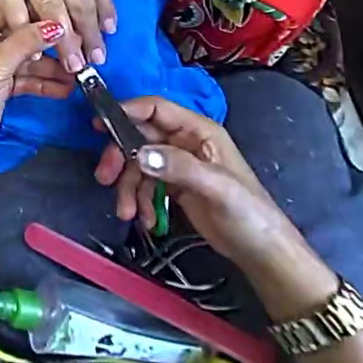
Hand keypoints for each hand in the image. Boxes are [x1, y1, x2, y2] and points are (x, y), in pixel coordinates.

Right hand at [0, 0, 115, 73]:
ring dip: (64, 40)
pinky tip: (34, 48)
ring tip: (74, 63)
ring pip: (49, 9)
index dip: (106, 9)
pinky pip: (12, 6)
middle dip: (90, 34)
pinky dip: (24, 29)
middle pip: (77, 0)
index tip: (110, 31)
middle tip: (97, 59)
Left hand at [0, 7, 75, 171]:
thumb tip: (59, 24)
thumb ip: (27, 41)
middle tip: (78, 47)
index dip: (38, 14)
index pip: (11, 10)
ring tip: (78, 71)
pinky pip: (29, 78)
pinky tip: (66, 88)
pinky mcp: (4, 85)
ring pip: (30, 59)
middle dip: (50, 44)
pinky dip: (45, 83)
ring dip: (53, 67)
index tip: (66, 18)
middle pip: (24, 36)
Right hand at [93, 96, 319, 277]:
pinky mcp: (174, 186)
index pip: (156, 109)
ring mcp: (178, 164)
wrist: (263, 253)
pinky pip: (145, 184)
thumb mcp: (217, 187)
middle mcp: (185, 142)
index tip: (100, 125)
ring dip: (128, 187)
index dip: (127, 112)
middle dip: (120, 157)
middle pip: (140, 136)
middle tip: (106, 178)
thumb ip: (178, 167)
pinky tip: (146, 219)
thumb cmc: (249, 213)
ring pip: (138, 163)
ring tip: (127, 212)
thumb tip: (139, 154)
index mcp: (199, 130)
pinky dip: (139, 200)